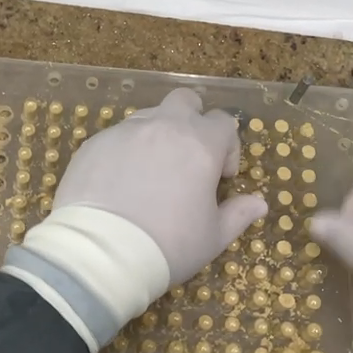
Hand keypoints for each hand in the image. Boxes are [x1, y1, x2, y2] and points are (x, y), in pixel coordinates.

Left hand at [54, 88, 267, 282]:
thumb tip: (259, 203)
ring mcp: (125, 131)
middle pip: (185, 100)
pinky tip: (118, 184)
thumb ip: (238, 214)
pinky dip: (124, 152)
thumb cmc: (168, 245)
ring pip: (148, 116)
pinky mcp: (93, 144)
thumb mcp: (212, 237)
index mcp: (200, 144)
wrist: (102, 252)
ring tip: (150, 174)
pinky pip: (116, 137)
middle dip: (192, 120)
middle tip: (187, 157)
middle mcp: (163, 126)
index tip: (220, 177)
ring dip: (157, 135)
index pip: (224, 122)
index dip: (228, 147)